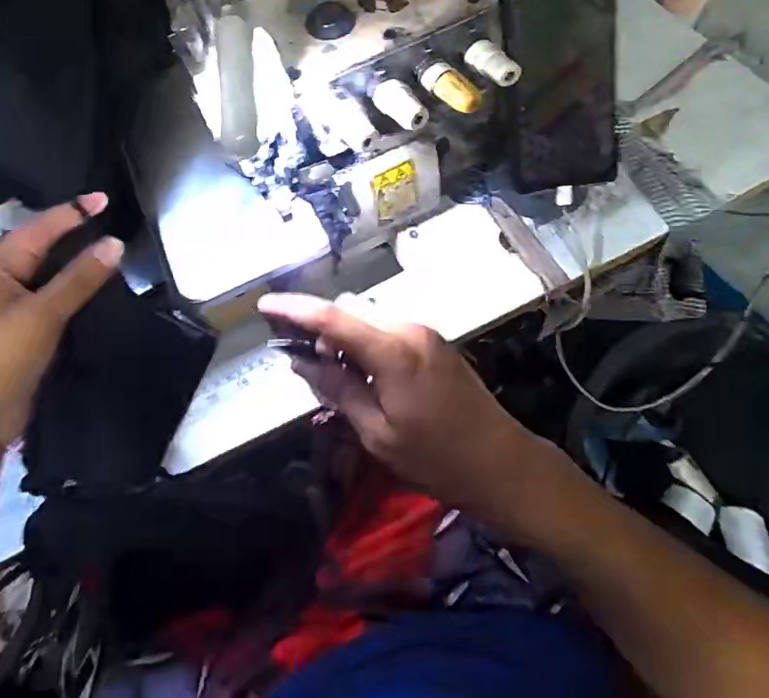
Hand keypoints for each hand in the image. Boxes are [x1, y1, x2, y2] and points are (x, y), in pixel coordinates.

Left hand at [0, 195, 123, 484]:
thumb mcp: (42, 316)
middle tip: (118, 225)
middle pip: (41, 248)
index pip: (42, 226)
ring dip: (74, 269)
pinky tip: (90, 296)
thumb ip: (80, 277)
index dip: (77, 211)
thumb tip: (115, 242)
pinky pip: (42, 303)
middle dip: (76, 236)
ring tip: (114, 255)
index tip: (110, 197)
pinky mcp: (7, 336)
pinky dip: (66, 295)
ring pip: (43, 277)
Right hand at [259, 293, 563, 528]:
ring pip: (368, 318)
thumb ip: (339, 389)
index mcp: (393, 349)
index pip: (333, 317)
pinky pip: (387, 329)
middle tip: (298, 355)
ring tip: (326, 367)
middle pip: (350, 311)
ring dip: (342, 334)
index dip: (294, 309)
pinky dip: (364, 340)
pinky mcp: (434, 343)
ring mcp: (425, 333)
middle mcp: (409, 328)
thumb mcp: (378, 433)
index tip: (265, 304)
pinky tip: (358, 369)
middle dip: (319, 324)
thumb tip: (304, 361)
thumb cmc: (437, 458)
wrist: (503, 464)